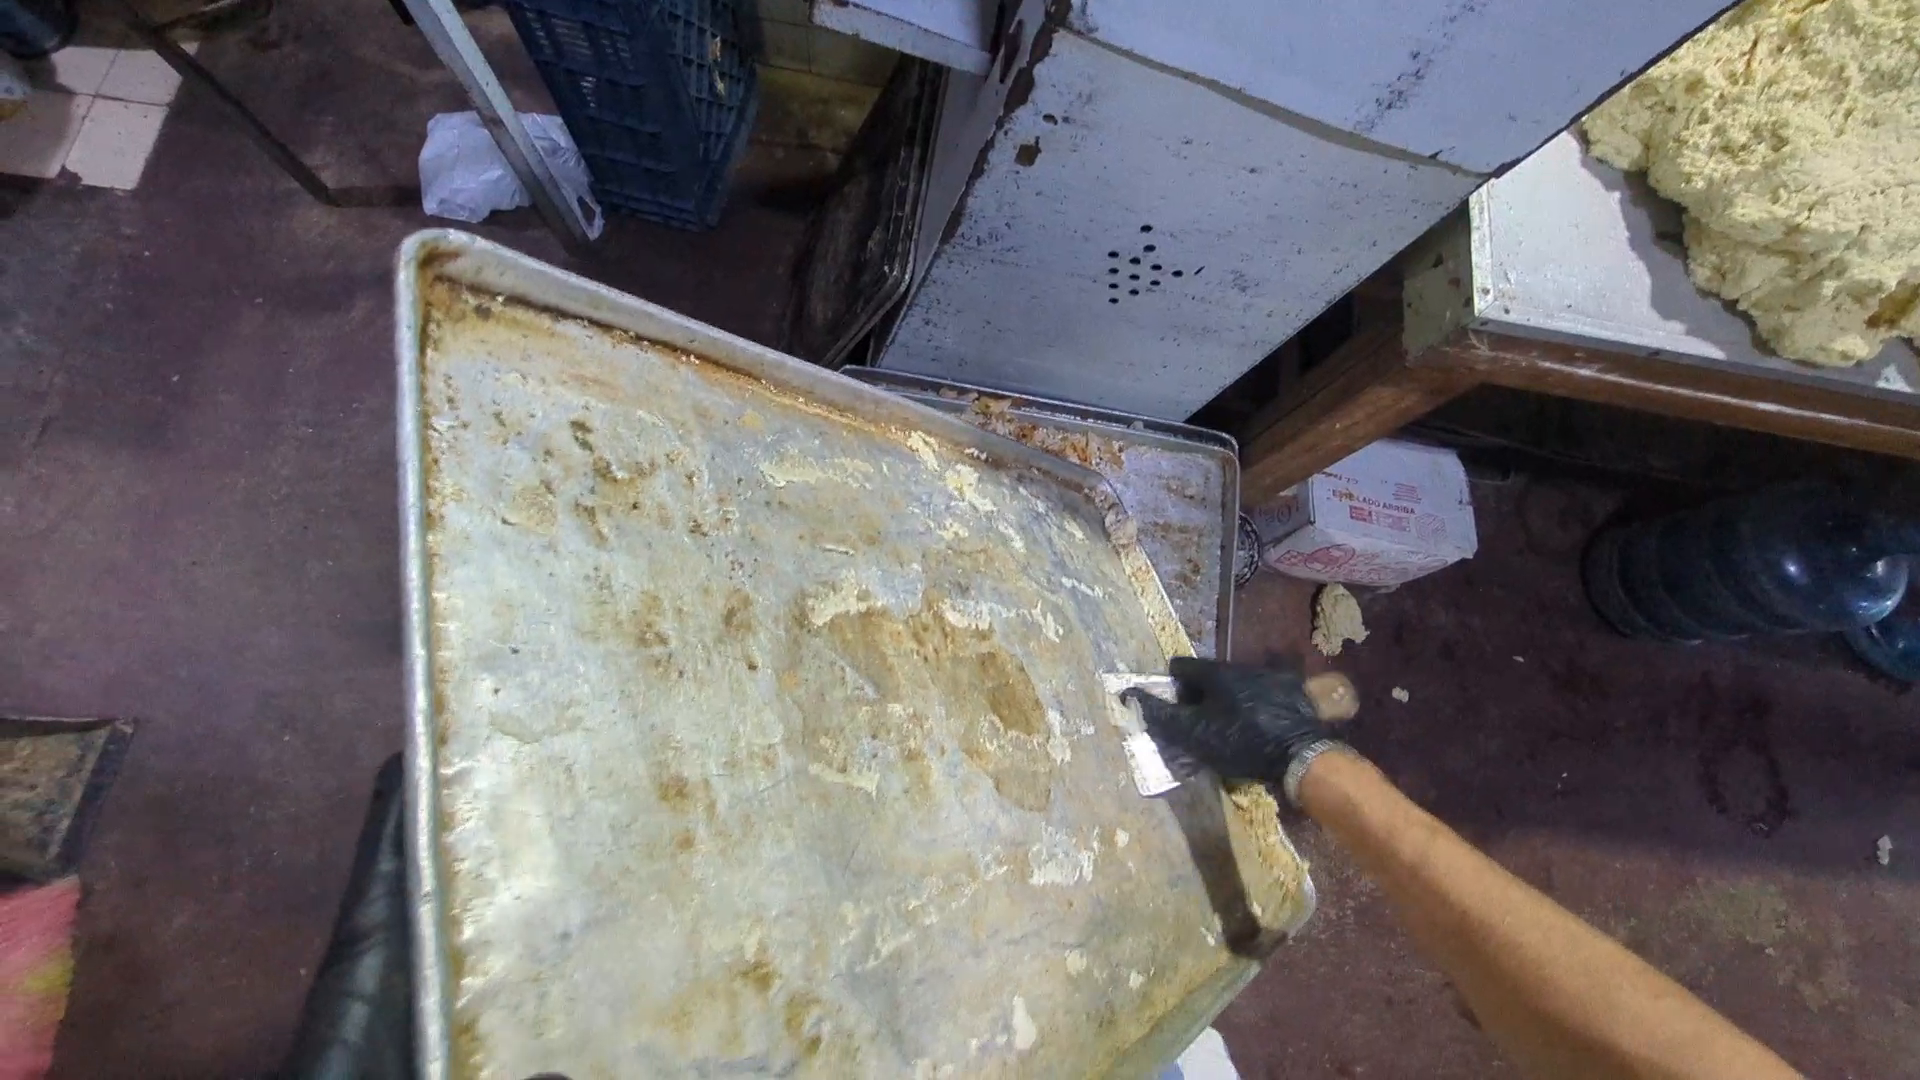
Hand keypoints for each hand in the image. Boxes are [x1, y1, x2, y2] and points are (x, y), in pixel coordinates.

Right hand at [1122, 657, 1331, 782]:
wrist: (1302, 756)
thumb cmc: (1241, 742)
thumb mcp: (1195, 734)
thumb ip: (1162, 715)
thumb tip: (1129, 694)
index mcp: (1215, 672)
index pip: (1180, 666)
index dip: (1171, 688)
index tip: (1176, 712)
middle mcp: (1241, 666)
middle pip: (1208, 676)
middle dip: (1199, 696)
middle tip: (1200, 725)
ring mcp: (1270, 677)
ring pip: (1235, 685)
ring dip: (1227, 702)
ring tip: (1229, 731)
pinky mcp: (1293, 693)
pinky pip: (1262, 695)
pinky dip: (1253, 708)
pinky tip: (1257, 731)